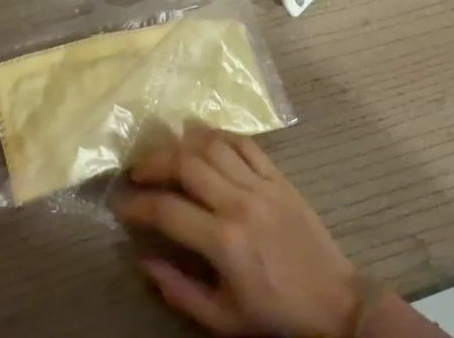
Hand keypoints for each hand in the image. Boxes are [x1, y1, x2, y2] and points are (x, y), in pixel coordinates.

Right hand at [112, 126, 361, 337]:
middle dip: (152, 162)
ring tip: (165, 153)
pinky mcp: (280, 177)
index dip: (136, 204)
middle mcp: (239, 203)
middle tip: (136, 172)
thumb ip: (178, 290)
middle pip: (185, 163)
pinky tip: (202, 139)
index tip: (119, 203)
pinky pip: (245, 143)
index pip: (166, 209)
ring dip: (182, 143)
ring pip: (213, 145)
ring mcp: (262, 185)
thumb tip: (143, 261)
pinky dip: (219, 135)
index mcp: (223, 241)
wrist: (335, 303)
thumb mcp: (222, 318)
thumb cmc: (275, 313)